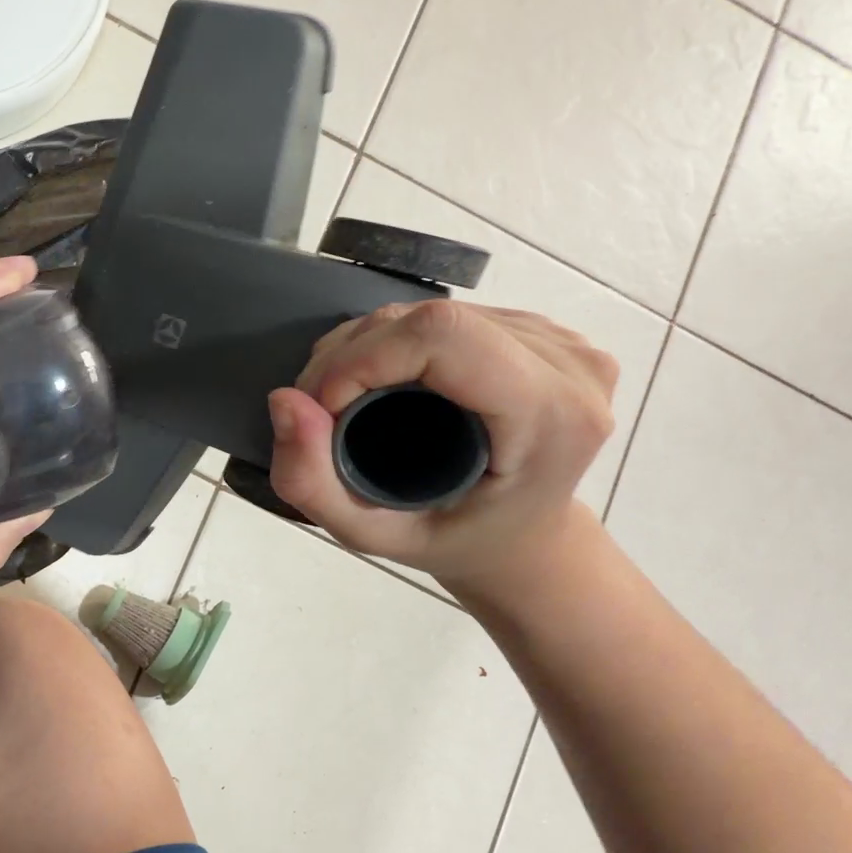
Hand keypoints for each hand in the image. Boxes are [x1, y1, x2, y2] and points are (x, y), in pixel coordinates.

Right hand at [266, 299, 619, 584]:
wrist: (520, 538)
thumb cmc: (451, 541)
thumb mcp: (369, 534)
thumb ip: (312, 480)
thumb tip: (283, 399)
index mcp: (549, 417)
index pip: (440, 337)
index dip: (360, 361)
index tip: (323, 412)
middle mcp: (568, 366)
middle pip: (428, 319)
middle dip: (349, 358)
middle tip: (322, 415)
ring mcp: (559, 342)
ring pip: (428, 310)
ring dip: (363, 350)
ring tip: (345, 404)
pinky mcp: (540, 331)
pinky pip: (443, 316)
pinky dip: (389, 344)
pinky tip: (383, 386)